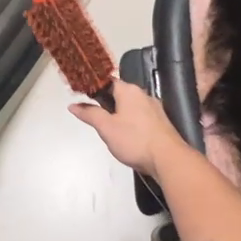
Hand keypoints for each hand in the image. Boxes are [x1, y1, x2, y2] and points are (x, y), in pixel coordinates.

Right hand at [69, 79, 187, 175]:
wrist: (167, 158)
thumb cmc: (134, 140)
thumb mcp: (106, 127)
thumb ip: (89, 114)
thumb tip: (73, 105)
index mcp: (129, 91)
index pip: (107, 81)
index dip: (94, 88)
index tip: (82, 98)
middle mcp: (143, 95)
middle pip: (119, 94)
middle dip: (106, 104)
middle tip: (95, 120)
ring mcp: (154, 108)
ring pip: (130, 107)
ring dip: (118, 115)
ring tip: (110, 132)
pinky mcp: (160, 122)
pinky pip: (140, 117)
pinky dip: (131, 123)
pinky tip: (127, 137)